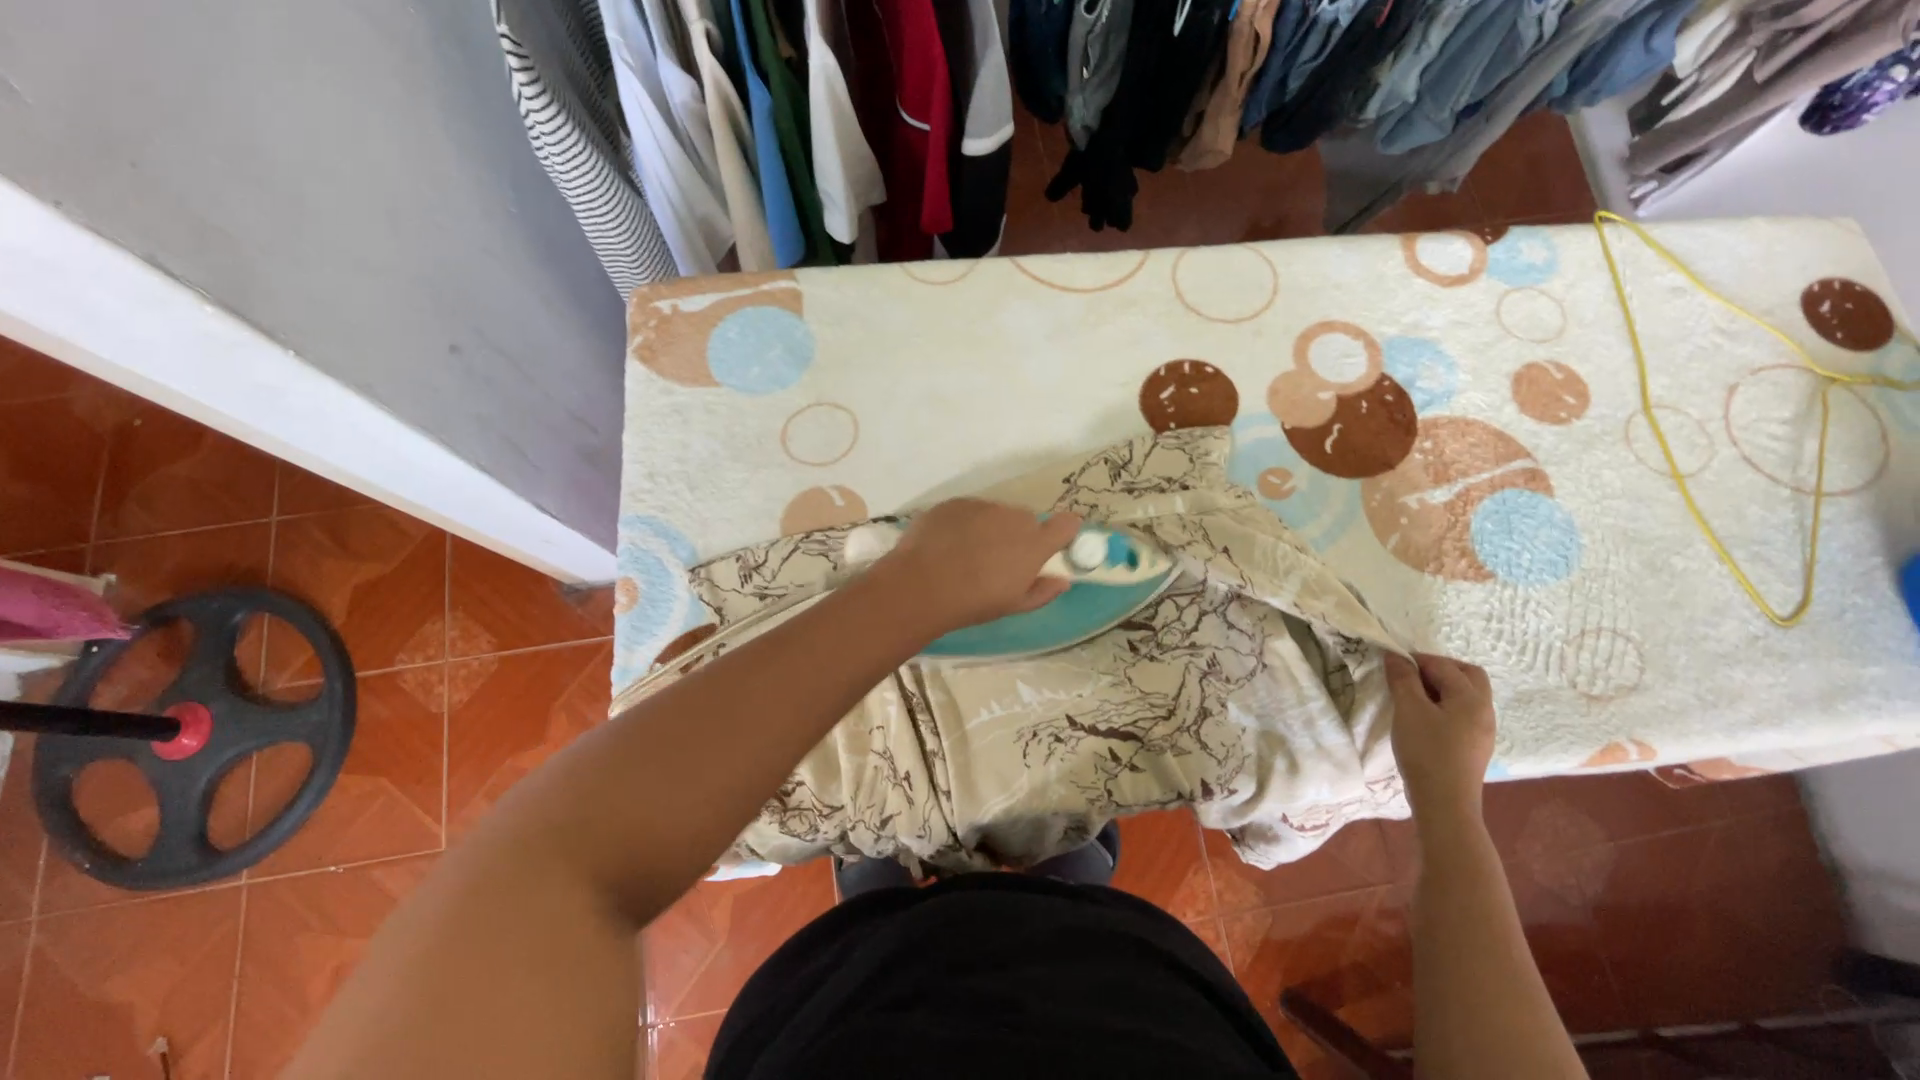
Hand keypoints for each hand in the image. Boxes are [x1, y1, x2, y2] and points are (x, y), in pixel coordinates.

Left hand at [869, 499, 1083, 637]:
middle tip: (999, 562)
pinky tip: (947, 546)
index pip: (1067, 524)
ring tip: (967, 555)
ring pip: (995, 513)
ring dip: (990, 528)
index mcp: (1034, 543)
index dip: (1062, 533)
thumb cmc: (973, 602)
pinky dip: (964, 524)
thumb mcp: (1013, 606)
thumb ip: (1043, 591)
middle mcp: (1012, 517)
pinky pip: (968, 510)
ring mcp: (981, 506)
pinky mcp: (954, 503)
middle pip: (1026, 520)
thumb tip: (1062, 581)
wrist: (921, 586)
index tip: (1052, 547)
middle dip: (1019, 536)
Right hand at [1385, 652, 1496, 824]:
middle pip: (1468, 675)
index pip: (1444, 665)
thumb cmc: (1426, 751)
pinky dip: (1446, 706)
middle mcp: (1484, 710)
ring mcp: (1483, 730)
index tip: (1390, 663)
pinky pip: (1464, 714)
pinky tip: (1426, 719)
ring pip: (1467, 696)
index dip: (1416, 660)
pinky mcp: (1475, 746)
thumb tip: (1396, 656)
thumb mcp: (1408, 710)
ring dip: (1443, 688)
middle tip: (1411, 675)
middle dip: (1440, 668)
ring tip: (1414, 697)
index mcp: (1471, 697)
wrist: (1445, 803)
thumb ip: (1403, 679)